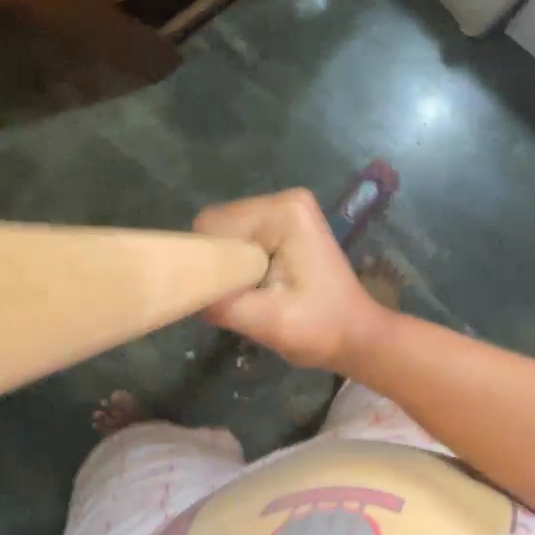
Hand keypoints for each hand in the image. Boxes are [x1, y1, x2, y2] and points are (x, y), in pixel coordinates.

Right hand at [192, 189, 389, 372]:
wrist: (355, 334)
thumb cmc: (319, 328)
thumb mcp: (266, 322)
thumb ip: (221, 302)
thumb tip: (180, 290)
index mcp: (285, 211)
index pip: (213, 225)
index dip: (207, 261)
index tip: (219, 293)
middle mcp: (286, 199)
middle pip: (218, 224)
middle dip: (218, 262)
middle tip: (239, 297)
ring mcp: (287, 209)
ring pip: (225, 233)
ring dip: (228, 265)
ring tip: (250, 294)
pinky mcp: (285, 225)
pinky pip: (241, 238)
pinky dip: (239, 263)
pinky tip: (256, 286)